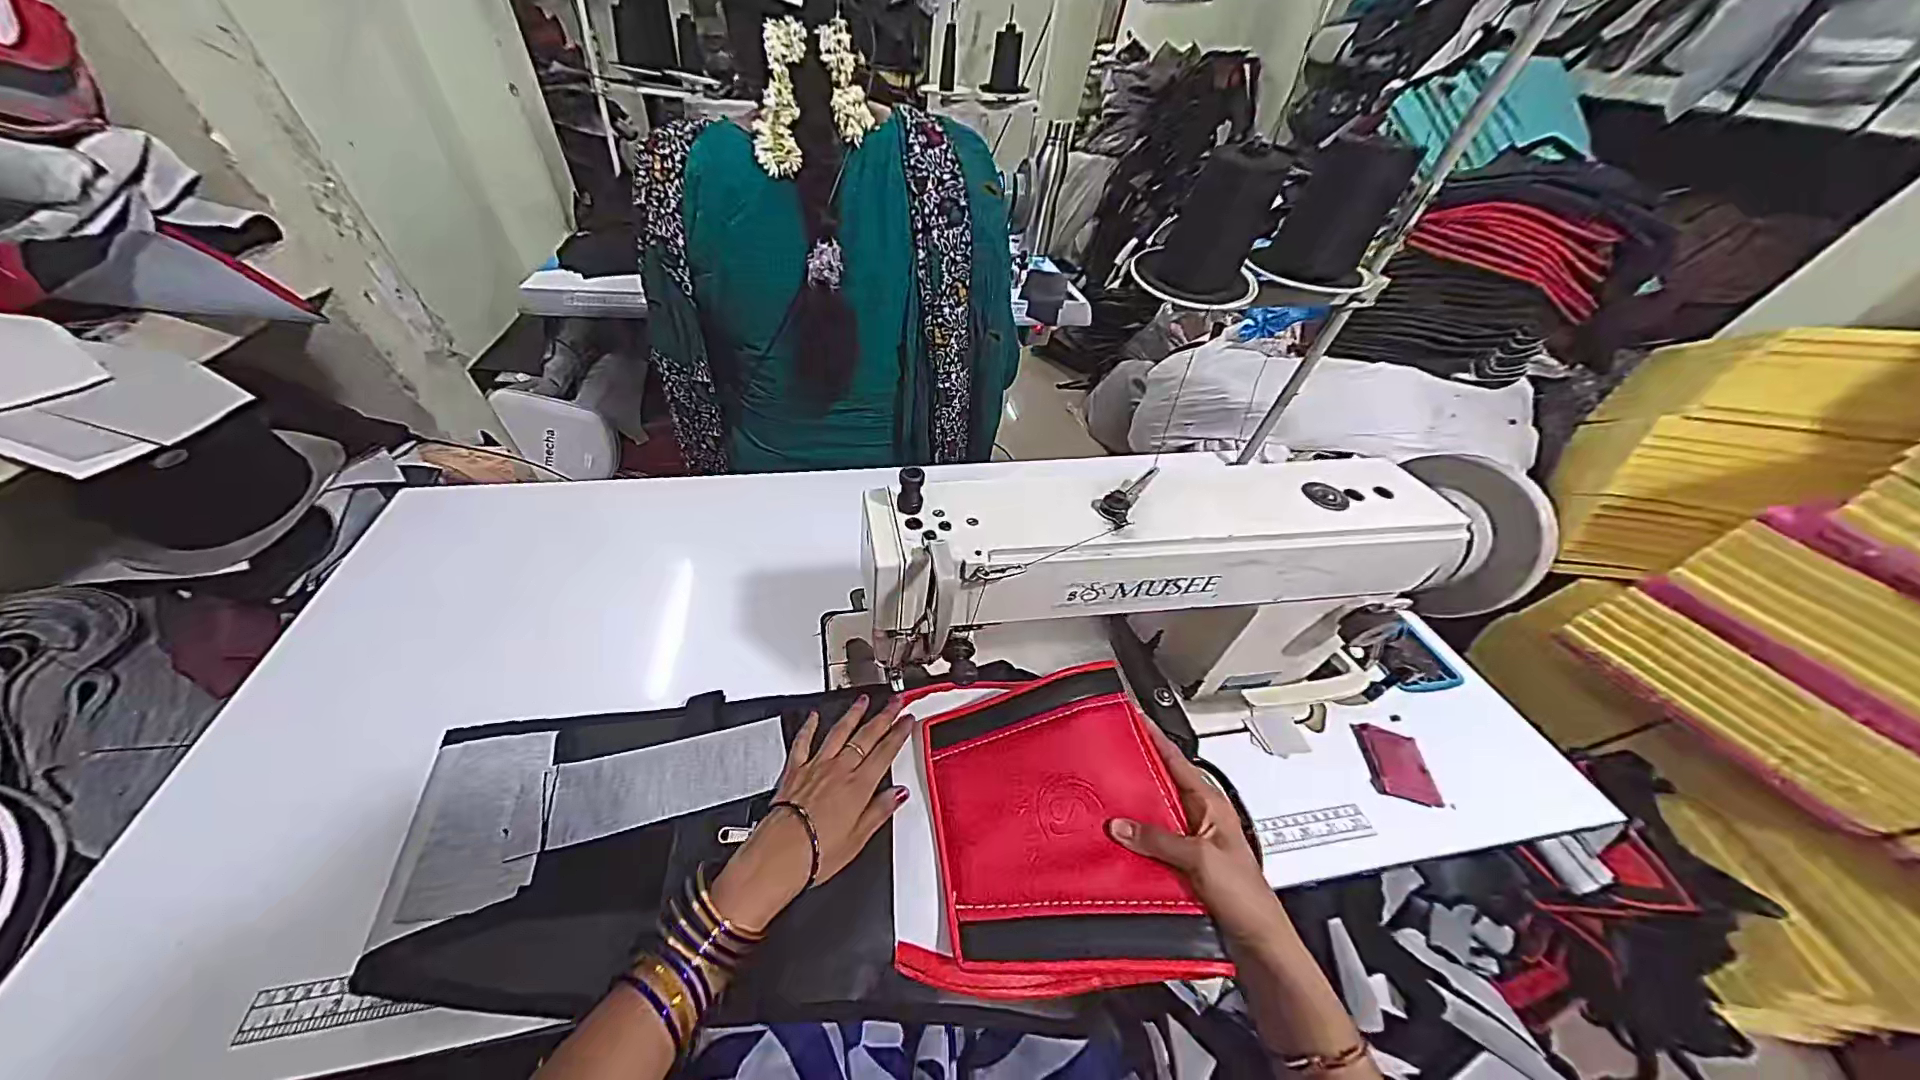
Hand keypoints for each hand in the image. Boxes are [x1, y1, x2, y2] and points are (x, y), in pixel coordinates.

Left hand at [710, 695, 913, 931]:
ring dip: (853, 714)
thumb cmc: (816, 852)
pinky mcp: (794, 770)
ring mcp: (816, 767)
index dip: (899, 733)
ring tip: (863, 700)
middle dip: (884, 716)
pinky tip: (813, 716)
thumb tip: (898, 794)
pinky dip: (809, 726)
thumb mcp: (859, 838)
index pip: (885, 751)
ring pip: (839, 732)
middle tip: (895, 702)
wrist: (779, 855)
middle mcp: (839, 771)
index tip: (907, 720)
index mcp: (858, 787)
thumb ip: (880, 810)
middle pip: (867, 736)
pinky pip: (803, 742)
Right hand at [1107, 725, 1288, 947]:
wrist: (1259, 941)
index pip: (1176, 758)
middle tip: (1107, 755)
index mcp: (1210, 803)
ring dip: (1132, 808)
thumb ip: (1159, 838)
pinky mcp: (1182, 861)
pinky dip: (1135, 837)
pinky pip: (1151, 840)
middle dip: (1135, 769)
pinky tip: (1117, 839)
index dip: (1154, 736)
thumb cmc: (1247, 896)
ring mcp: (1190, 838)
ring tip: (1104, 796)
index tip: (1133, 717)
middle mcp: (1199, 816)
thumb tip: (1121, 824)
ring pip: (1153, 812)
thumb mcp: (1200, 858)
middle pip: (1161, 783)